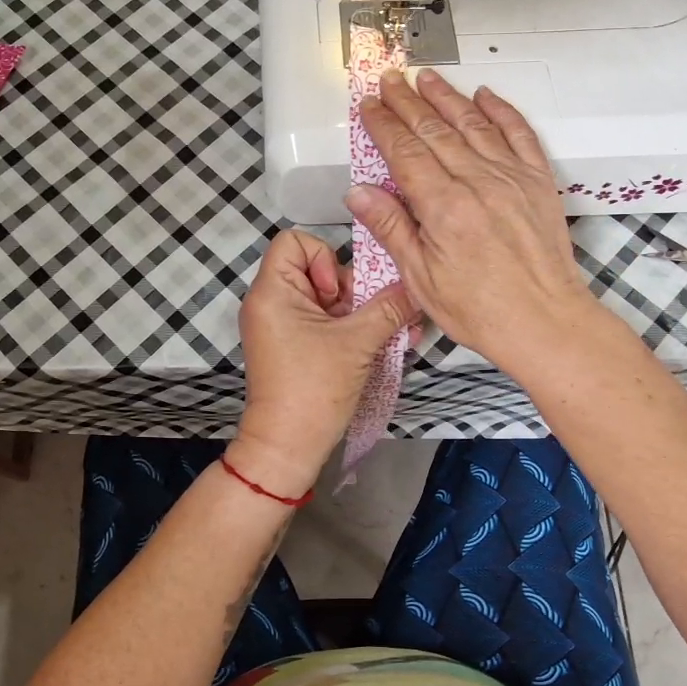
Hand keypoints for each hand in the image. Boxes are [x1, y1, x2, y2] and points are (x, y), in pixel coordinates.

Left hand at [233, 229, 418, 495]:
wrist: (288, 444)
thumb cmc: (315, 387)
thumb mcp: (359, 342)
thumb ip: (389, 307)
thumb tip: (417, 285)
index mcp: (272, 291)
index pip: (294, 240)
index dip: (324, 258)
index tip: (338, 295)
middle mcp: (269, 301)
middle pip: (314, 267)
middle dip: (348, 289)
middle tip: (363, 317)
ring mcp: (278, 324)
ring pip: (324, 297)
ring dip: (355, 311)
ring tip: (378, 335)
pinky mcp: (290, 345)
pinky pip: (321, 321)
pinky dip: (346, 328)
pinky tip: (375, 345)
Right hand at [346, 69, 597, 373]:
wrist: (545, 323)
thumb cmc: (481, 310)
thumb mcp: (421, 278)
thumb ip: (392, 228)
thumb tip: (360, 193)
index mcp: (443, 207)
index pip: (405, 152)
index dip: (384, 125)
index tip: (369, 106)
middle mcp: (478, 183)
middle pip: (435, 130)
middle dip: (408, 102)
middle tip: (390, 80)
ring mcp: (512, 179)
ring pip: (473, 124)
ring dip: (447, 97)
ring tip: (427, 77)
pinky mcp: (539, 183)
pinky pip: (520, 135)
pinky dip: (502, 112)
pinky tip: (487, 96)